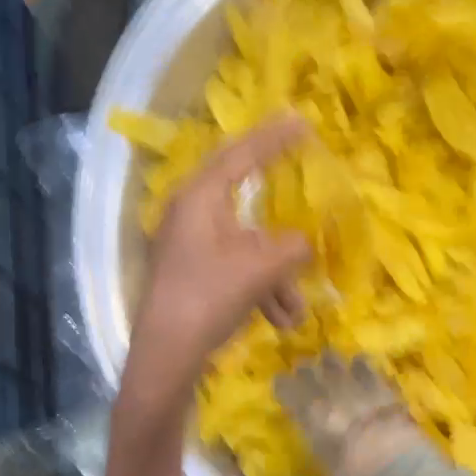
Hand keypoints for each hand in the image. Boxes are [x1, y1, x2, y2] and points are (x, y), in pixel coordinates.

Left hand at [128, 115, 314, 390]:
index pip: (240, 154)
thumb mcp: (260, 268)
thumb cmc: (208, 297)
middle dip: (282, 230)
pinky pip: (234, 274)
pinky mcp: (191, 279)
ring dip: (276, 280)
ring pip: (246, 250)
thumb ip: (292, 247)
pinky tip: (281, 323)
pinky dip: (259, 293)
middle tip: (307, 200)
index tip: (300, 122)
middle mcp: (190, 215)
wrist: (167, 353)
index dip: (272, 138)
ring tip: (296, 312)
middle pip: (245, 204)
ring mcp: (189, 249)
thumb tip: (304, 243)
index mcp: (199, 197)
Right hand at [275, 354, 475, 475]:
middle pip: (326, 386)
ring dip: (341, 366)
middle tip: (303, 361)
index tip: (278, 379)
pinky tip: (369, 365)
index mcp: (326, 434)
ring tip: (332, 354)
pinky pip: (382, 385)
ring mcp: (376, 409)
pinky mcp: (400, 410)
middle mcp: (347, 414)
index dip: (288, 390)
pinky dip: (373, 374)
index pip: (300, 405)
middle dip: (311, 373)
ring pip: (353, 380)